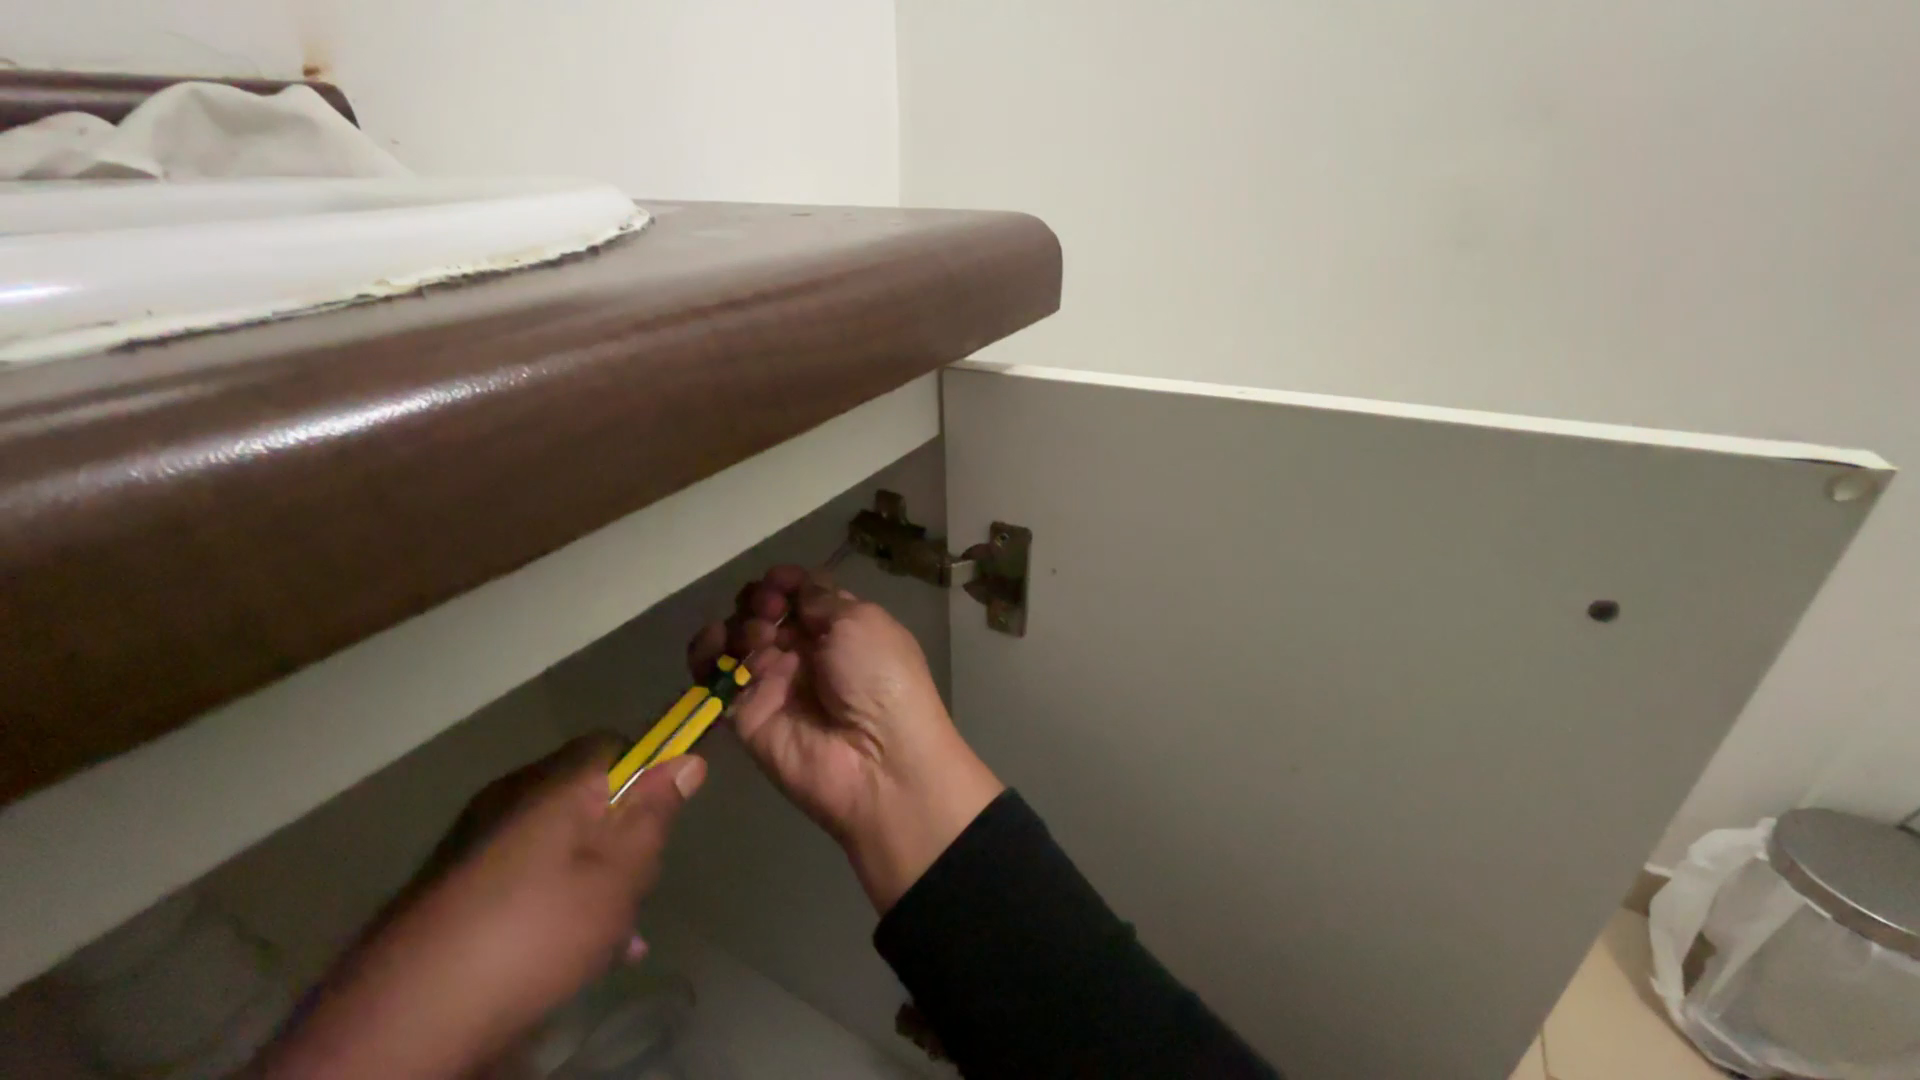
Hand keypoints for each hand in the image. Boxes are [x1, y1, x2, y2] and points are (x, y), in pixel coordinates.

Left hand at [254, 736, 704, 1079]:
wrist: (410, 1012)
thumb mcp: (620, 871)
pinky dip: (555, 901)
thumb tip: (687, 756)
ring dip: (595, 878)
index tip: (666, 816)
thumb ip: (656, 810)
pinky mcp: (455, 885)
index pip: (617, 744)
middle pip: (591, 797)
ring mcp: (477, 841)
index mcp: (556, 782)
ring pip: (561, 843)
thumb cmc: (538, 929)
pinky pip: (525, 876)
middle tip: (640, 888)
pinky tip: (574, 953)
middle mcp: (513, 797)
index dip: (651, 772)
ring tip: (613, 936)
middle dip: (625, 838)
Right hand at [691, 566, 1002, 911]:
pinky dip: (705, 654)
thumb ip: (821, 600)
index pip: (802, 594)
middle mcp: (806, 653)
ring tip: (756, 636)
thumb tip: (795, 588)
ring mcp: (774, 683)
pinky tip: (715, 645)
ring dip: (738, 624)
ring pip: (737, 638)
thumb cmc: (880, 678)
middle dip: (760, 599)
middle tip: (769, 610)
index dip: (786, 582)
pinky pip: (715, 677)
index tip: (778, 580)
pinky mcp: (745, 713)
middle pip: (765, 612)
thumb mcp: (862, 623)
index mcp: (842, 628)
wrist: (879, 761)